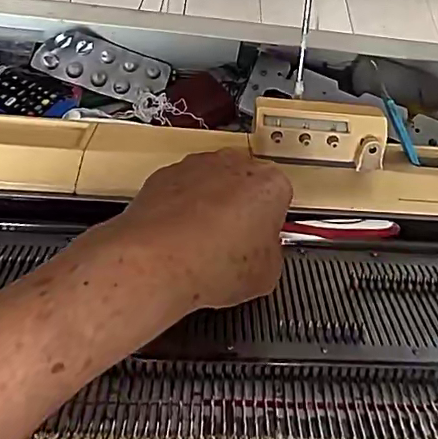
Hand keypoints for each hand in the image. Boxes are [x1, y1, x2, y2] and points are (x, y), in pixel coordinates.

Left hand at [97, 147, 291, 310]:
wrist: (157, 262)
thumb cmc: (209, 261)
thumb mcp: (266, 274)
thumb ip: (272, 253)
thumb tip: (264, 257)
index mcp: (271, 183)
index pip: (280, 197)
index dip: (270, 224)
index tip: (260, 242)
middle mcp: (236, 164)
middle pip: (246, 183)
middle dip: (240, 208)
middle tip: (233, 244)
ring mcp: (199, 166)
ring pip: (212, 183)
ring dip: (209, 206)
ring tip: (201, 246)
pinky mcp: (166, 174)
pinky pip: (180, 190)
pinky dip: (179, 209)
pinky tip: (177, 241)